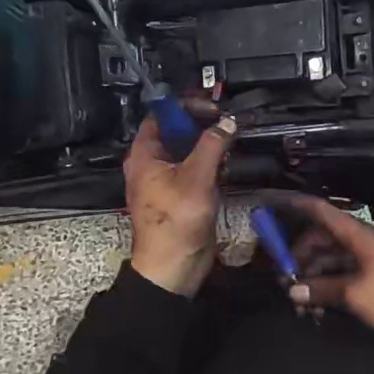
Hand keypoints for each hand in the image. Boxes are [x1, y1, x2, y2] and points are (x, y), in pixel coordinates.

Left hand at [125, 112, 236, 296]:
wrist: (173, 267)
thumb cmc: (175, 223)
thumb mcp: (197, 177)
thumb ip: (213, 145)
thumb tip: (227, 122)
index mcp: (144, 155)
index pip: (161, 115)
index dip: (185, 106)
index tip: (211, 108)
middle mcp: (151, 164)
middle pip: (176, 132)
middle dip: (201, 125)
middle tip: (225, 123)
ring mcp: (166, 180)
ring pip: (187, 151)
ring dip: (208, 145)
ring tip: (229, 142)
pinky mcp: (180, 195)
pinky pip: (194, 170)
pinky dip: (209, 164)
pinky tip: (225, 164)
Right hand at [279, 195, 373, 338]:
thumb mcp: (354, 293)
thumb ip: (320, 289)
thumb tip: (292, 290)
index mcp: (357, 235)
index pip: (323, 212)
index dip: (298, 206)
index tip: (275, 205)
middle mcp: (357, 242)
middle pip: (319, 240)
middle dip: (299, 258)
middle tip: (285, 279)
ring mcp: (362, 260)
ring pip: (326, 261)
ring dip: (311, 278)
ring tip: (300, 303)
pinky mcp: (366, 278)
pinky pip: (337, 276)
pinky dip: (324, 288)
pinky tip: (315, 308)